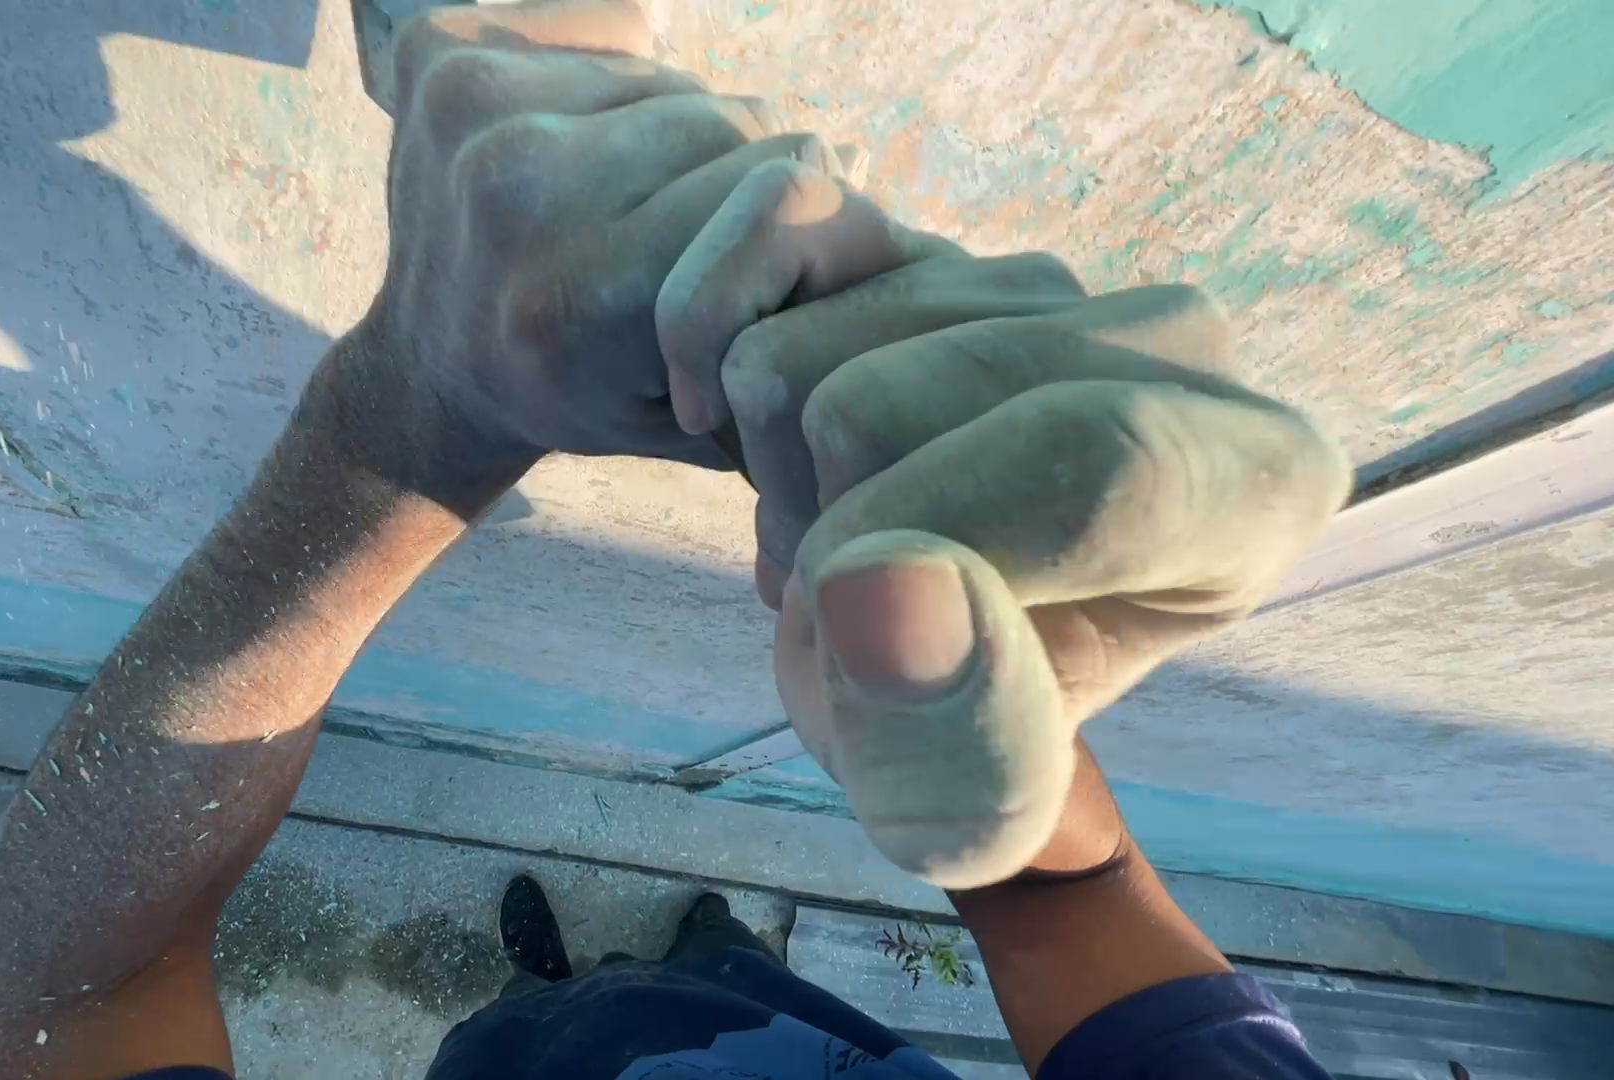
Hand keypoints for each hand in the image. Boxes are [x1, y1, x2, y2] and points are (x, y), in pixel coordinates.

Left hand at [359, 0, 846, 468]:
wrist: (435, 374)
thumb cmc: (574, 401)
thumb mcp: (694, 418)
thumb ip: (787, 339)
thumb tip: (896, 250)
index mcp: (586, 297)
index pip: (773, 195)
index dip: (804, 229)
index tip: (790, 270)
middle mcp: (522, 191)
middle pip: (724, 125)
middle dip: (740, 184)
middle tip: (709, 241)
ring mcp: (473, 115)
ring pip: (671, 84)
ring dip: (685, 141)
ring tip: (650, 207)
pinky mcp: (439, 60)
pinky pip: (604, 43)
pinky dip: (623, 99)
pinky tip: (596, 163)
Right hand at [658, 173, 1351, 886]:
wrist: (881, 622)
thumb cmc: (934, 712)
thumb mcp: (951, 796)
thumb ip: (950, 751)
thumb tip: (884, 594)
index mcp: (1243, 492)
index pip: (1098, 467)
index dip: (924, 548)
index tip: (840, 623)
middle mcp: (1160, 341)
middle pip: (881, 406)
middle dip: (809, 533)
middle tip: (838, 591)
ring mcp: (1022, 271)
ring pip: (794, 358)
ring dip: (768, 480)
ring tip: (820, 526)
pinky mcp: (911, 228)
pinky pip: (766, 227)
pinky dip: (702, 344)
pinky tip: (747, 422)